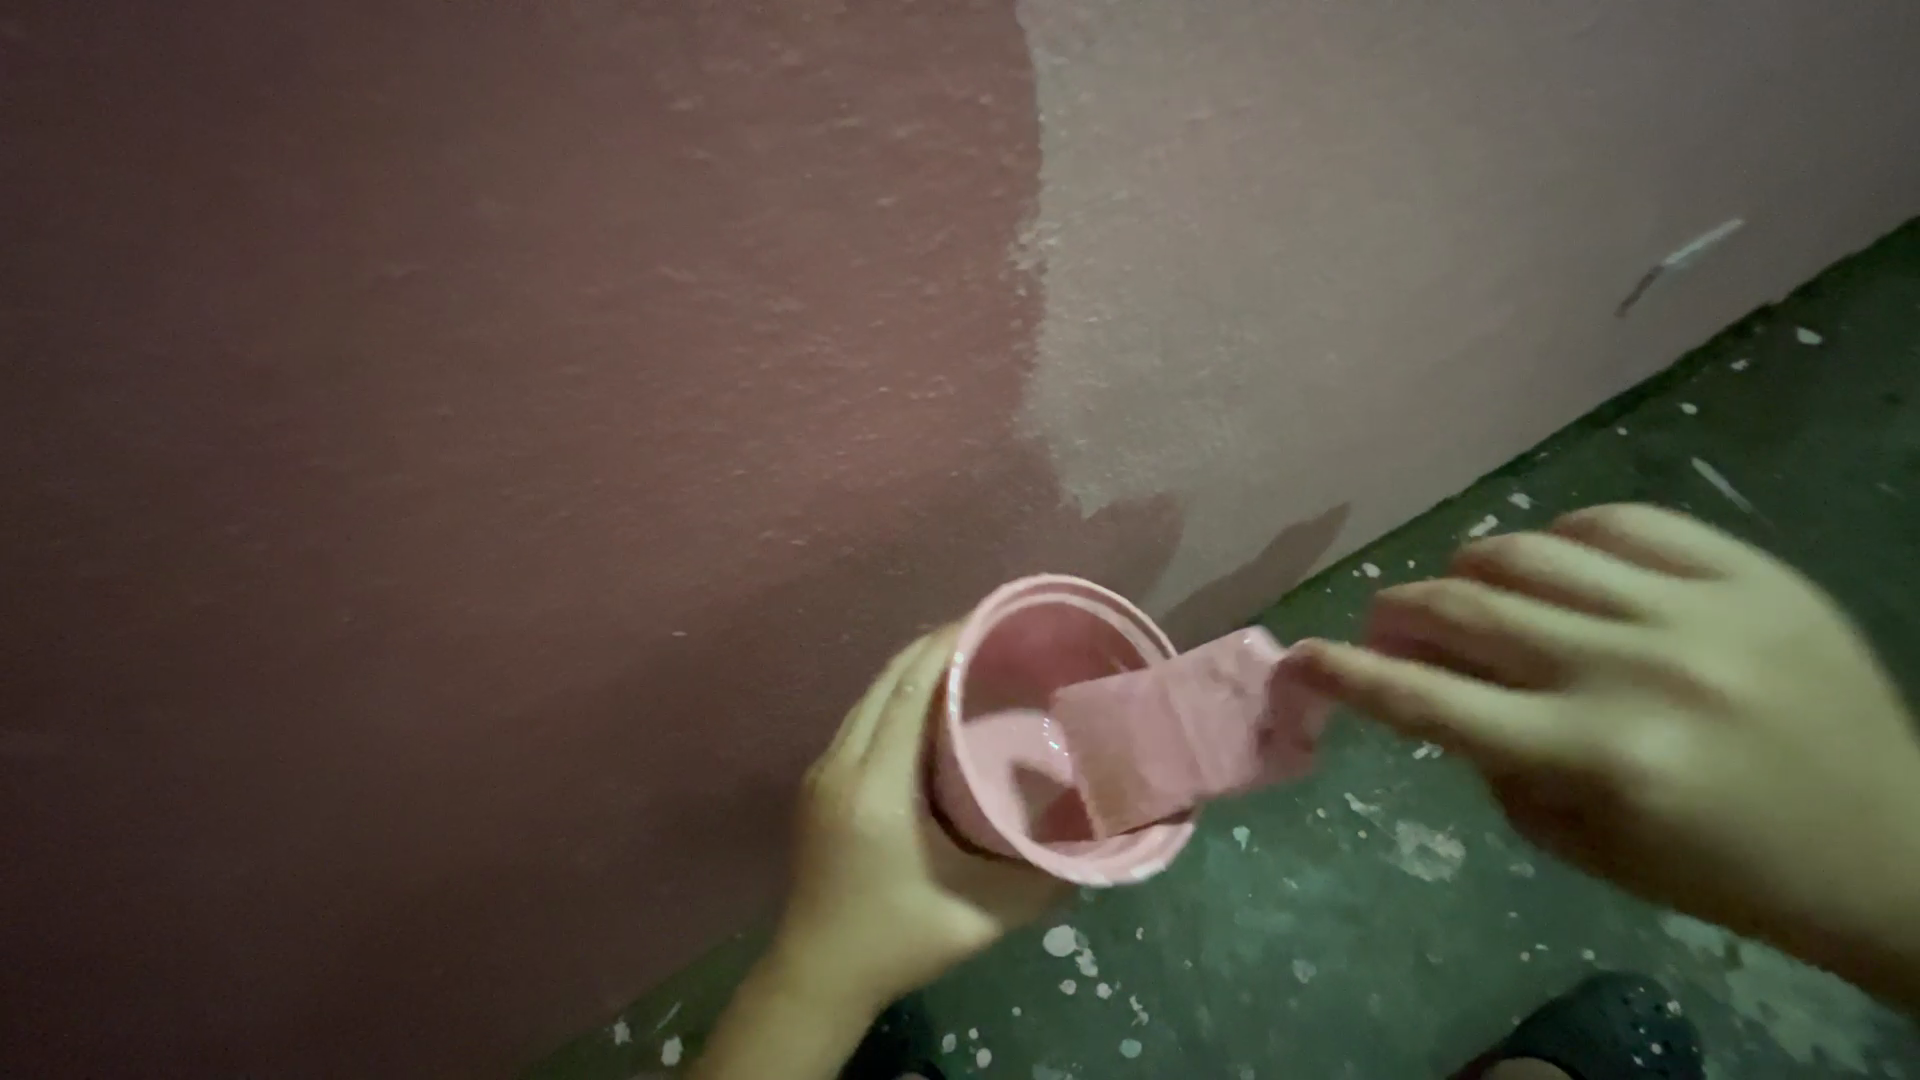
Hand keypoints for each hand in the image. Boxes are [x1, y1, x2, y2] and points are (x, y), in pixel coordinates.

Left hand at [770, 625, 1069, 1011]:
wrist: (814, 974)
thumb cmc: (897, 943)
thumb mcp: (980, 918)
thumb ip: (1041, 880)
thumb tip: (1096, 843)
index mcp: (877, 789)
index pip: (908, 692)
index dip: (946, 647)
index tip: (988, 621)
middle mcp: (842, 765)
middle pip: (887, 680)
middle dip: (935, 645)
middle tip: (988, 632)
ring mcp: (823, 768)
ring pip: (870, 693)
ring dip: (913, 667)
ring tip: (965, 657)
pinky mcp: (819, 778)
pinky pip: (861, 715)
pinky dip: (895, 693)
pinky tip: (927, 701)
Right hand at [1288, 505, 1919, 982]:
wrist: (1900, 853)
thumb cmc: (1710, 865)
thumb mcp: (1569, 836)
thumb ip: (1481, 752)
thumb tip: (1420, 676)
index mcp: (1591, 756)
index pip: (1423, 699)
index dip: (1343, 672)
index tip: (1297, 656)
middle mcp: (1633, 671)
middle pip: (1458, 608)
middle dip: (1395, 614)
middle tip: (1389, 628)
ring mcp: (1696, 611)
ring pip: (1519, 550)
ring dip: (1464, 574)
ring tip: (1472, 598)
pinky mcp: (1751, 573)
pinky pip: (1612, 521)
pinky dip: (1556, 541)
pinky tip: (1556, 569)